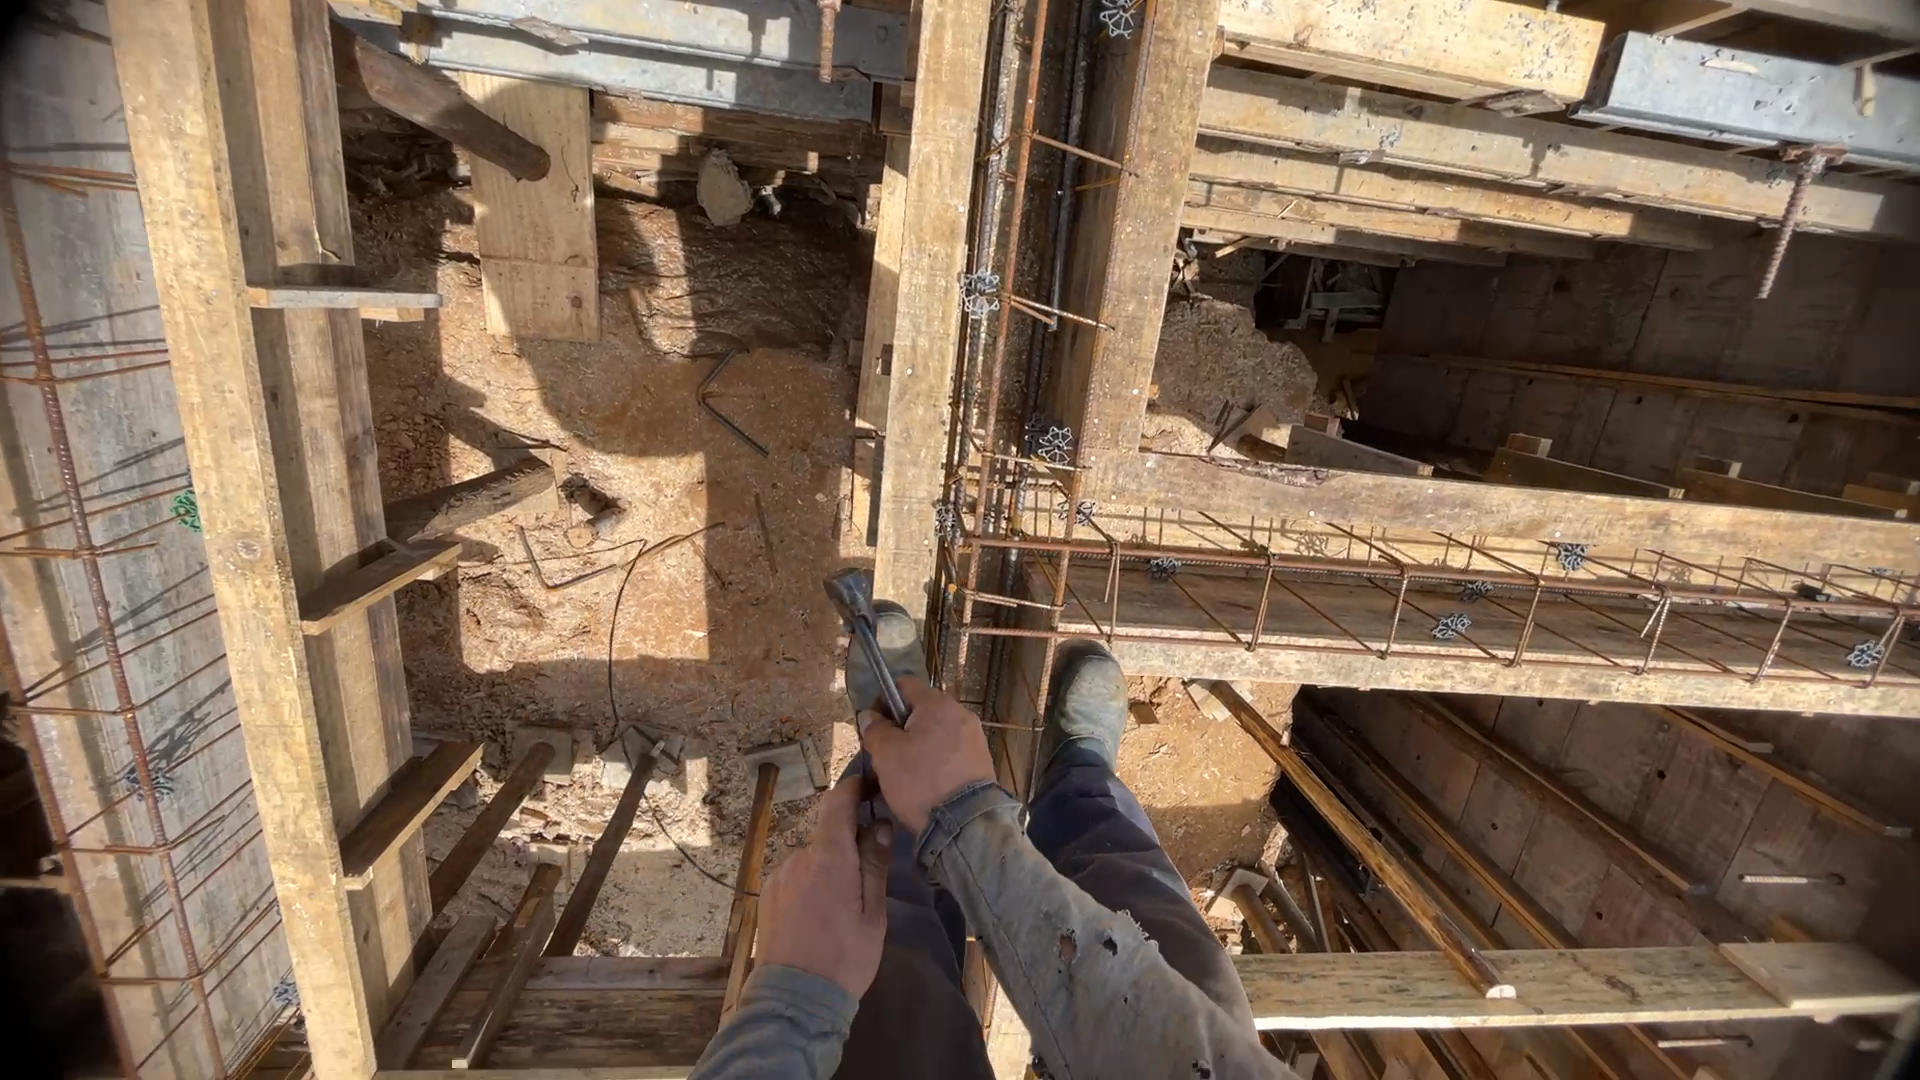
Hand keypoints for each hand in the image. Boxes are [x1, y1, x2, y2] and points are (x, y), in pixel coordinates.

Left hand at [754, 773, 892, 999]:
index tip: (870, 784)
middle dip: (849, 845)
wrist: (794, 1004)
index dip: (853, 787)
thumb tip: (878, 824)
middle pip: (828, 834)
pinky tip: (819, 915)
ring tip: (842, 907)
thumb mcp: (872, 914)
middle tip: (867, 878)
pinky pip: (797, 874)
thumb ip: (874, 863)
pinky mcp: (768, 893)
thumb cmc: (844, 958)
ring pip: (813, 856)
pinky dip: (812, 882)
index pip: (837, 802)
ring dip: (829, 867)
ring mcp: (779, 876)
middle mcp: (798, 858)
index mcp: (828, 859)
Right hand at [858, 677, 996, 833]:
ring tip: (906, 772)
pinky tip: (927, 782)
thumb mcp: (886, 754)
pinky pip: (951, 750)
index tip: (873, 725)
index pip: (904, 684)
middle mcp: (960, 713)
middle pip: (922, 709)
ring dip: (919, 744)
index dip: (883, 699)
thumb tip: (871, 715)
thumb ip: (875, 729)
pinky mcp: (982, 760)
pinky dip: (937, 759)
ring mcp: (974, 737)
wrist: (966, 823)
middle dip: (901, 726)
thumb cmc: (920, 781)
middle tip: (886, 753)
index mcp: (937, 703)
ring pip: (937, 731)